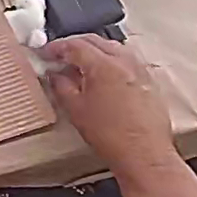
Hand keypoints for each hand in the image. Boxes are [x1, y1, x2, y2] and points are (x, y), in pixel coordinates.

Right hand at [42, 34, 180, 179]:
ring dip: (95, 50)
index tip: (47, 52)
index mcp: (104, 65)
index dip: (57, 47)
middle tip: (61, 55)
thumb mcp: (76, 110)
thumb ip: (61, 86)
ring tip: (82, 65)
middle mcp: (124, 61)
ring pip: (113, 47)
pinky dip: (112, 60)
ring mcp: (140, 69)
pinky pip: (127, 59)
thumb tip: (55, 74)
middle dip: (76, 45)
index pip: (76, 45)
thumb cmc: (111, 136)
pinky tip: (104, 75)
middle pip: (95, 41)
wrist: (144, 156)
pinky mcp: (149, 81)